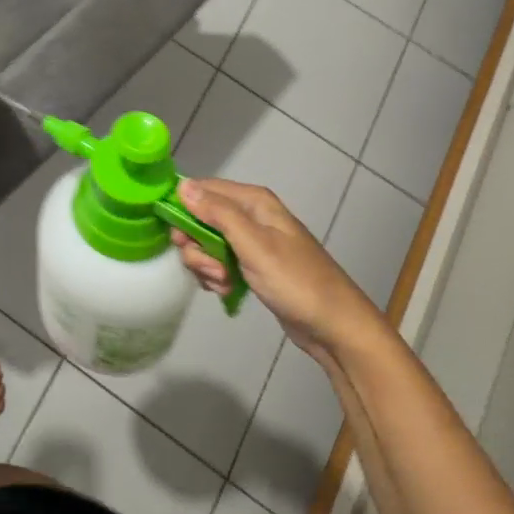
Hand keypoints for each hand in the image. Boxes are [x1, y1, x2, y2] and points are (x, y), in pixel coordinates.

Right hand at [171, 179, 380, 355]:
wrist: (334, 327)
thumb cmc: (296, 281)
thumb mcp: (254, 244)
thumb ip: (218, 213)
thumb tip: (182, 186)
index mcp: (253, 201)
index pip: (202, 189)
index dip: (184, 209)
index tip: (178, 236)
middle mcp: (249, 215)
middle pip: (199, 218)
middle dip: (195, 245)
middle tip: (210, 267)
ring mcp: (250, 241)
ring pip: (205, 243)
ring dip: (205, 265)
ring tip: (222, 282)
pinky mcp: (250, 265)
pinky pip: (217, 262)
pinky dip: (215, 277)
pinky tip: (225, 289)